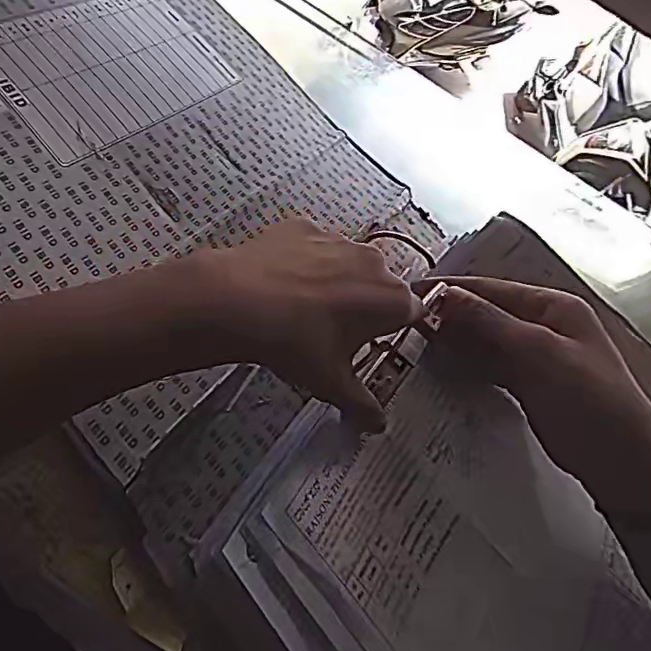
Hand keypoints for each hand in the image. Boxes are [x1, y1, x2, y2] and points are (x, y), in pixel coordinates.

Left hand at [191, 218, 421, 430]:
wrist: (240, 299)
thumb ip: (362, 405)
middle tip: (333, 329)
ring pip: (346, 261)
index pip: (411, 312)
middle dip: (363, 303)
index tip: (376, 339)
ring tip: (303, 305)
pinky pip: (313, 245)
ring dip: (335, 278)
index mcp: (390, 299)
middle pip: (379, 284)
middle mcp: (371, 261)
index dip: (394, 327)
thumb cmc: (294, 341)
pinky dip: (304, 259)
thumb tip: (376, 423)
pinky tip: (282, 281)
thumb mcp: (331, 383)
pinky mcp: (304, 226)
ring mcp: (337, 239)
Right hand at [428, 277, 650, 521]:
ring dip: (453, 336)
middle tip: (403, 318)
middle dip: (448, 313)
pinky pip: (488, 363)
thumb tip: (444, 294)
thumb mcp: (539, 354)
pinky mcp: (528, 383)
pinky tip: (439, 360)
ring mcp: (535, 355)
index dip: (450, 289)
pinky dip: (465, 359)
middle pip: (485, 311)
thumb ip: (489, 321)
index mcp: (553, 306)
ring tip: (412, 336)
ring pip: (483, 337)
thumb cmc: (591, 402)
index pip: (491, 289)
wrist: (629, 470)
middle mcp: (542, 324)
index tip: (411, 293)